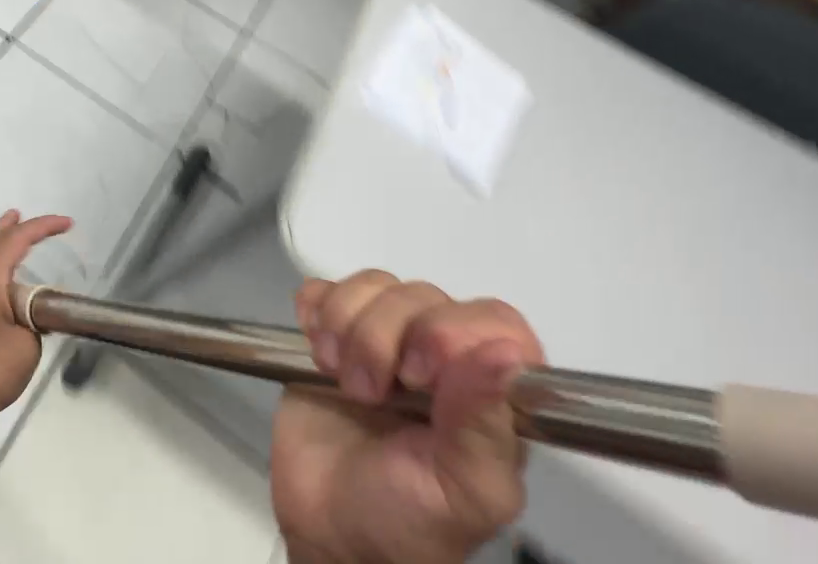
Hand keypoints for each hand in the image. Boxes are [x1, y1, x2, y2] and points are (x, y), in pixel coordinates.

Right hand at [272, 271, 544, 563]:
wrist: (329, 530)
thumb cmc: (408, 524)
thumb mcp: (464, 492)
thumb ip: (485, 428)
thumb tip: (503, 355)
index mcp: (489, 393)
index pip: (491, 320)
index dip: (451, 330)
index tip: (417, 375)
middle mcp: (440, 358)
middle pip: (420, 296)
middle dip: (381, 338)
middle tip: (369, 393)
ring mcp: (382, 342)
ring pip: (372, 286)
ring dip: (345, 327)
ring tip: (341, 379)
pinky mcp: (329, 335)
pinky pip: (323, 290)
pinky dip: (314, 310)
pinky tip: (316, 350)